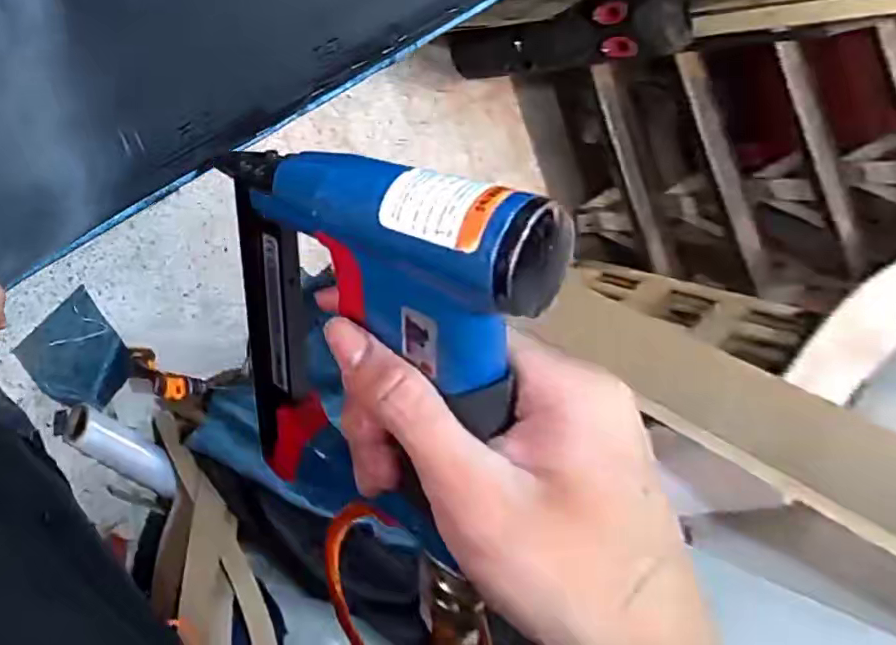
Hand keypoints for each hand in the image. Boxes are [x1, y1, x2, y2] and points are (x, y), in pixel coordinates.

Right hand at [317, 303, 714, 644]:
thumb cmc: (564, 578)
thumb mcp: (468, 490)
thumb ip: (402, 404)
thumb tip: (342, 329)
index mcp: (561, 380)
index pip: (450, 319)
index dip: (384, 317)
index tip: (331, 317)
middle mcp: (561, 385)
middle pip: (439, 362)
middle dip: (387, 403)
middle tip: (369, 455)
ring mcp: (557, 418)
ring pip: (444, 393)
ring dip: (399, 431)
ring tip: (384, 479)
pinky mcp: (547, 447)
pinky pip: (466, 421)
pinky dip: (427, 446)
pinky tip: (410, 481)